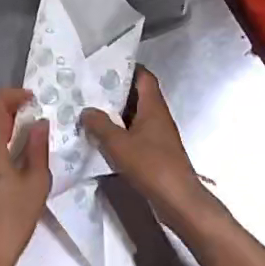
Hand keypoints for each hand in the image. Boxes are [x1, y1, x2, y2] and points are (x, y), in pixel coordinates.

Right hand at [81, 68, 208, 220]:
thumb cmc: (151, 165)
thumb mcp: (119, 144)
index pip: (143, 77)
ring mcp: (158, 134)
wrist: (178, 199)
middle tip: (89, 89)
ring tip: (90, 110)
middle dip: (115, 91)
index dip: (127, 68)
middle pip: (137, 95)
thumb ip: (100, 125)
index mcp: (153, 106)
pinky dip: (120, 131)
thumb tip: (86, 111)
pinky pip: (135, 133)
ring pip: (135, 115)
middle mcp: (158, 116)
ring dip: (115, 113)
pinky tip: (102, 137)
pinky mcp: (155, 151)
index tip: (104, 67)